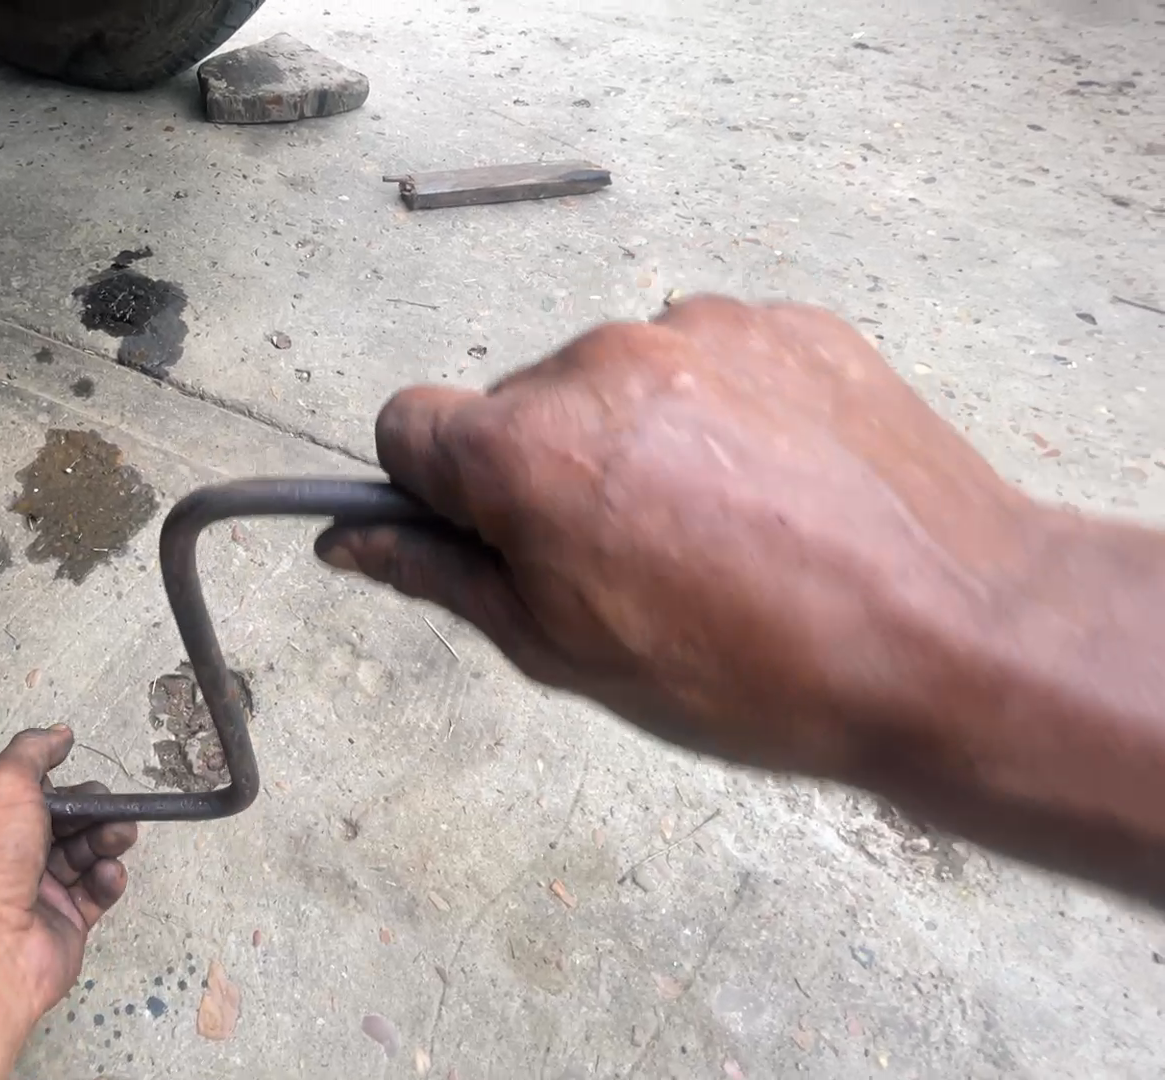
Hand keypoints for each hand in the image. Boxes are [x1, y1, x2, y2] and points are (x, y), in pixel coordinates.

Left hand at [0, 725, 136, 1024]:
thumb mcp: (3, 781)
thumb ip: (33, 749)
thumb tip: (60, 733)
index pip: (25, 788)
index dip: (52, 777)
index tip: (70, 764)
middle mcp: (9, 853)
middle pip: (65, 817)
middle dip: (92, 806)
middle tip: (105, 808)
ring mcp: (39, 889)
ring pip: (86, 849)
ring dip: (108, 836)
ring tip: (119, 836)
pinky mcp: (67, 920)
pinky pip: (96, 890)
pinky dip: (108, 877)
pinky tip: (108, 873)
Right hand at [318, 295, 1039, 779]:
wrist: (960, 641)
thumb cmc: (727, 668)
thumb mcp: (550, 644)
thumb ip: (432, 574)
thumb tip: (341, 543)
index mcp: (520, 449)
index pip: (402, 421)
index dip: (422, 480)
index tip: (475, 525)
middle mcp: (589, 362)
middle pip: (502, 407)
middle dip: (524, 469)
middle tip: (601, 546)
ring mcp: (688, 327)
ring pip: (590, 381)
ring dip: (606, 437)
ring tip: (691, 513)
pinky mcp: (772, 315)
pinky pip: (680, 355)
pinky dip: (686, 407)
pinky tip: (749, 472)